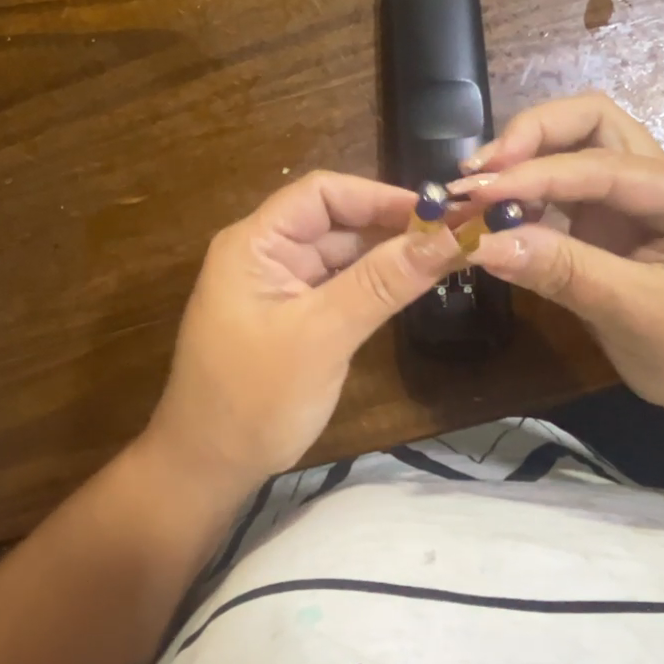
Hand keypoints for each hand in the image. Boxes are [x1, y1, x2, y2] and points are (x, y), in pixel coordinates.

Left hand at [142, 171, 460, 493]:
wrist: (207, 470)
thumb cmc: (255, 398)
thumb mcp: (322, 335)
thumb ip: (383, 282)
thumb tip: (450, 237)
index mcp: (255, 243)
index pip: (321, 193)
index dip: (380, 195)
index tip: (438, 211)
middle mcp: (264, 254)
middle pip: (333, 221)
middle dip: (390, 225)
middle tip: (455, 237)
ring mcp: (276, 287)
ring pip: (340, 254)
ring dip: (386, 255)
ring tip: (446, 258)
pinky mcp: (290, 317)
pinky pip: (337, 286)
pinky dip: (372, 284)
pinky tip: (412, 286)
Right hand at [451, 94, 663, 430]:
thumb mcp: (642, 318)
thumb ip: (566, 273)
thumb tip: (484, 243)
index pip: (602, 162)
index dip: (536, 173)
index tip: (477, 195)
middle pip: (591, 122)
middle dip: (530, 136)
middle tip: (479, 174)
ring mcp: (636, 200)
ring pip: (575, 146)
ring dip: (524, 159)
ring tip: (478, 192)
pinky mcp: (612, 223)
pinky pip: (564, 190)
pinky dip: (528, 194)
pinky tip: (499, 215)